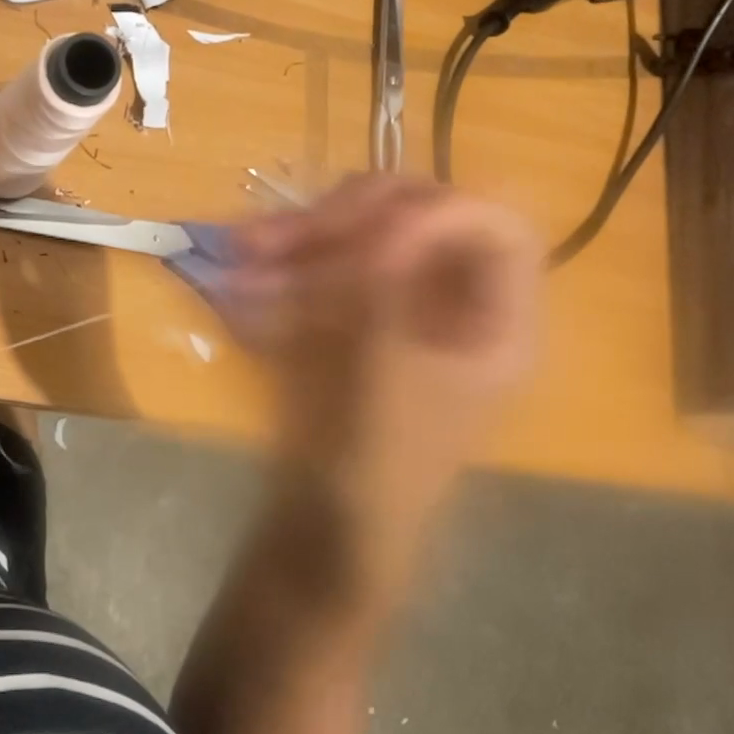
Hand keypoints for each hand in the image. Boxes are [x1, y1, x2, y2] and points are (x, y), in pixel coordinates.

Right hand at [223, 176, 542, 490]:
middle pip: (417, 220)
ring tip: (238, 248)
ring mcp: (394, 310)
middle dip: (345, 217)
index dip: (434, 214)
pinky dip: (281, 270)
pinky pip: (320, 274)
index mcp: (495, 319)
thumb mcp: (388, 373)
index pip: (494, 228)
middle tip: (281, 234)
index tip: (365, 239)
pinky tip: (237, 280)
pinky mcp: (346, 323)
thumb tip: (384, 218)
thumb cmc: (377, 457)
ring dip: (297, 238)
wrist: (332, 519)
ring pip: (358, 241)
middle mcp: (450, 303)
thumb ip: (388, 290)